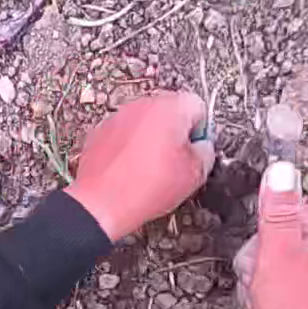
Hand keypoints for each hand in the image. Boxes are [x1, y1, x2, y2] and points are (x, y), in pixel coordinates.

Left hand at [65, 91, 215, 241]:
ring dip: (153, 141)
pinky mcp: (101, 131)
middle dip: (177, 134)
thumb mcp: (193, 175)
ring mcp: (119, 116)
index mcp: (170, 108)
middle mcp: (143, 105)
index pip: (199, 107)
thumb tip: (204, 148)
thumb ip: (206, 153)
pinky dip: (131, 148)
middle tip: (177, 163)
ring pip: (147, 122)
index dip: (201, 132)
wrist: (101, 203)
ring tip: (152, 171)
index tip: (196, 150)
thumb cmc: (144, 187)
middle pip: (171, 111)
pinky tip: (133, 171)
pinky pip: (125, 134)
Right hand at [236, 161, 307, 308]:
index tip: (264, 247)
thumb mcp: (279, 251)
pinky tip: (261, 303)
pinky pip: (263, 278)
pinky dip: (257, 291)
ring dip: (253, 276)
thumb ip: (278, 211)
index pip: (284, 209)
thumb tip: (281, 170)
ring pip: (262, 257)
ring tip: (262, 293)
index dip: (265, 229)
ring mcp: (305, 273)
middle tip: (263, 275)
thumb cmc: (292, 308)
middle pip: (270, 234)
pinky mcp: (291, 290)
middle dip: (257, 257)